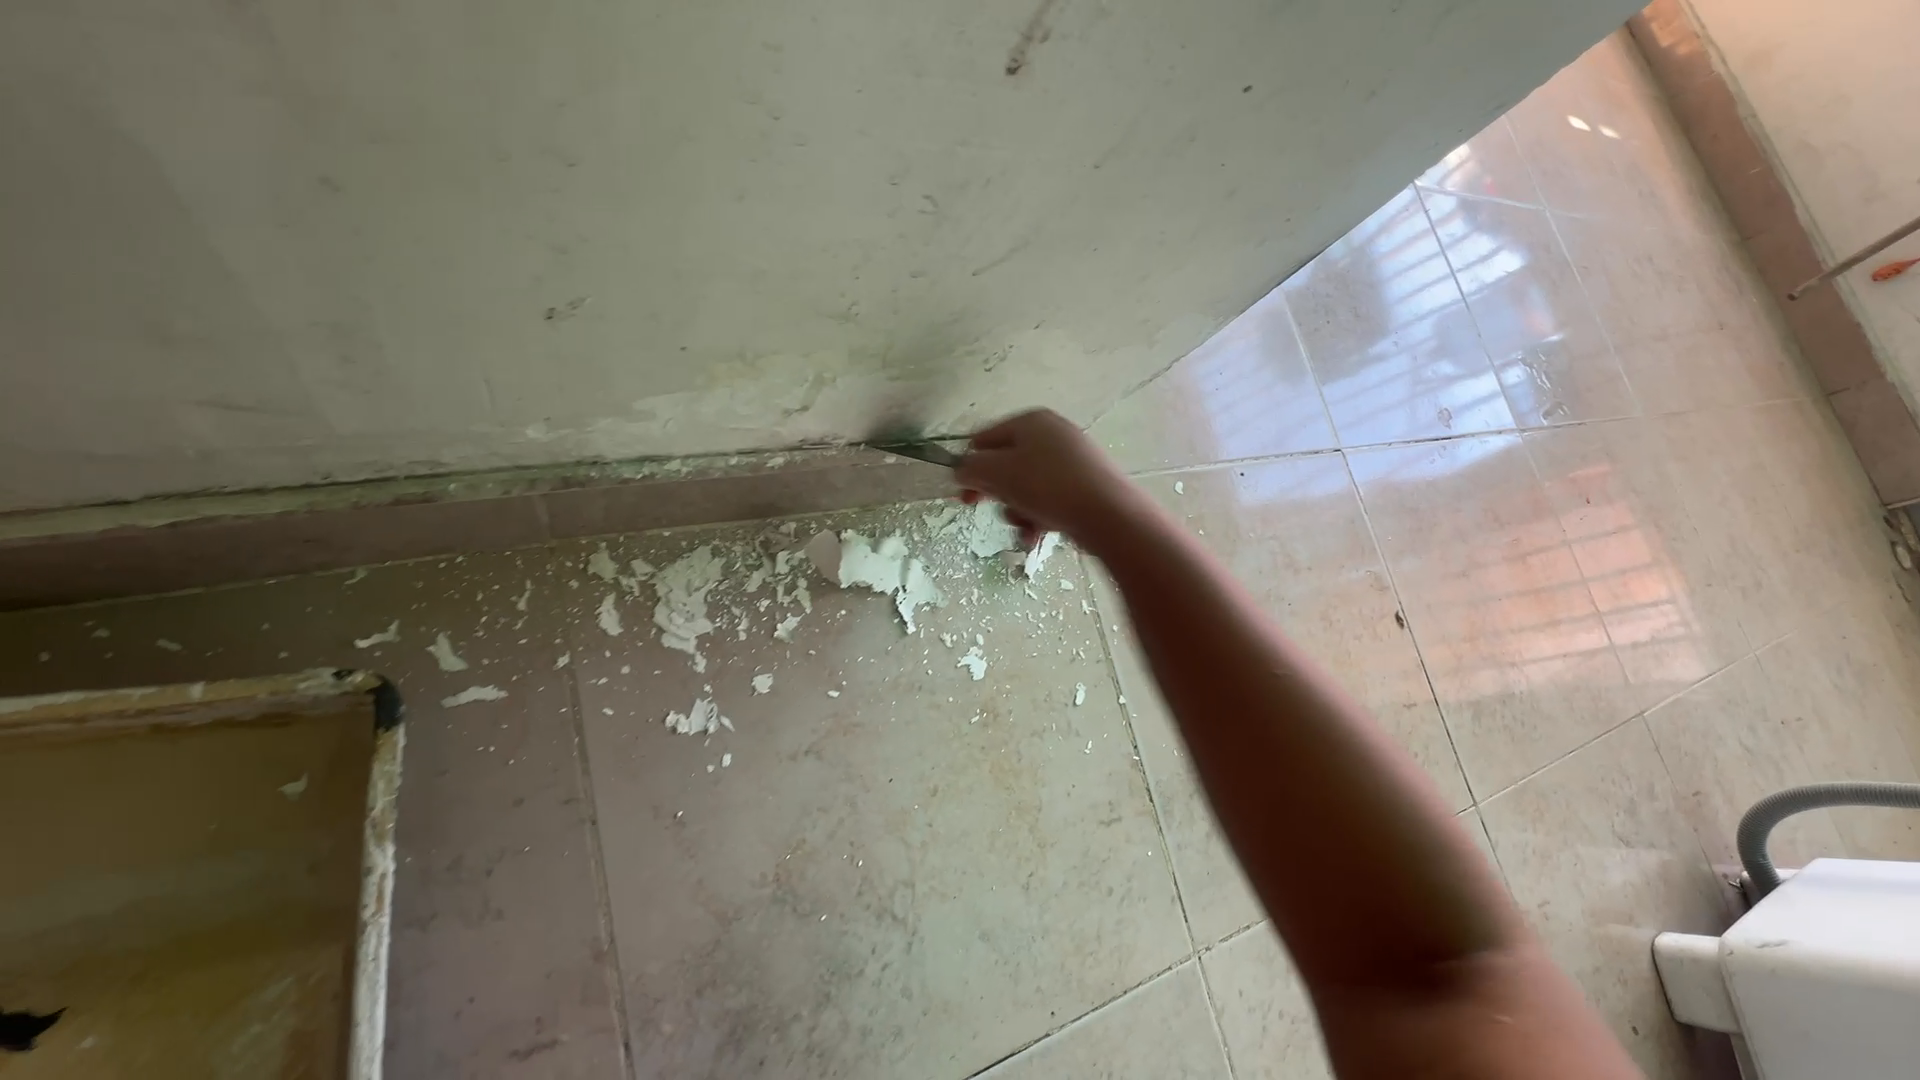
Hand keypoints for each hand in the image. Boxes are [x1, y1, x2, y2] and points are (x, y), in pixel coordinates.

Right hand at [953, 408, 1141, 550]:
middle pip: (1007, 464)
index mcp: (1031, 421)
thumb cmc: (1047, 487)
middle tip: (986, 510)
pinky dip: (1039, 517)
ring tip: (1023, 525)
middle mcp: (1053, 434)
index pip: (985, 439)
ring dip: (1017, 509)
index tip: (964, 495)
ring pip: (1028, 486)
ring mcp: (1073, 459)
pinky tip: (1037, 534)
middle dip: (996, 492)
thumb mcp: (998, 474)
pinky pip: (1050, 499)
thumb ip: (971, 469)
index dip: (970, 467)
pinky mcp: (1085, 485)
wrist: (1107, 514)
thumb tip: (961, 470)